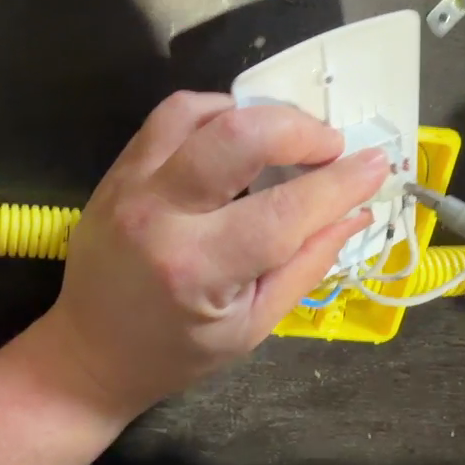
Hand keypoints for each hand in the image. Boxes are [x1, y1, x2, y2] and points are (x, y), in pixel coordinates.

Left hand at [31, 92, 387, 420]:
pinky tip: (234, 137)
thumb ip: (306, 264)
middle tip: (327, 147)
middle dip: (298, 129)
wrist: (88, 353)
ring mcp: (129, 186)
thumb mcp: (252, 326)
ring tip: (281, 139)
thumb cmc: (174, 353)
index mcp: (197, 268)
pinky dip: (211, 114)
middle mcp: (158, 215)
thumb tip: (356, 210)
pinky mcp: (115, 172)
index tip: (376, 164)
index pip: (284, 210)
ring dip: (251, 113)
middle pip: (236, 136)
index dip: (339, 183)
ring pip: (196, 111)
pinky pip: (167, 118)